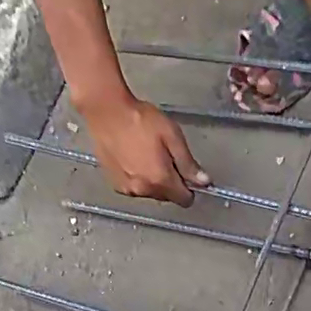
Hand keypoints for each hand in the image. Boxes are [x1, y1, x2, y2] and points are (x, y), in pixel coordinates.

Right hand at [83, 93, 211, 206]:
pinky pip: (135, 188)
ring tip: (146, 154)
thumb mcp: (173, 137)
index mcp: (161, 181)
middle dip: (171, 182)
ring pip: (151, 192)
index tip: (186, 171)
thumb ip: (188, 164)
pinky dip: (138, 178)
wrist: (105, 110)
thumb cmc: (141, 120)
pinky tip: (133, 158)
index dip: (190, 187)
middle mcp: (143, 190)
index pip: (185, 199)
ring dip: (154, 181)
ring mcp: (127, 188)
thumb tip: (204, 182)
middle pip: (168, 196)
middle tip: (164, 156)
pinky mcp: (114, 183)